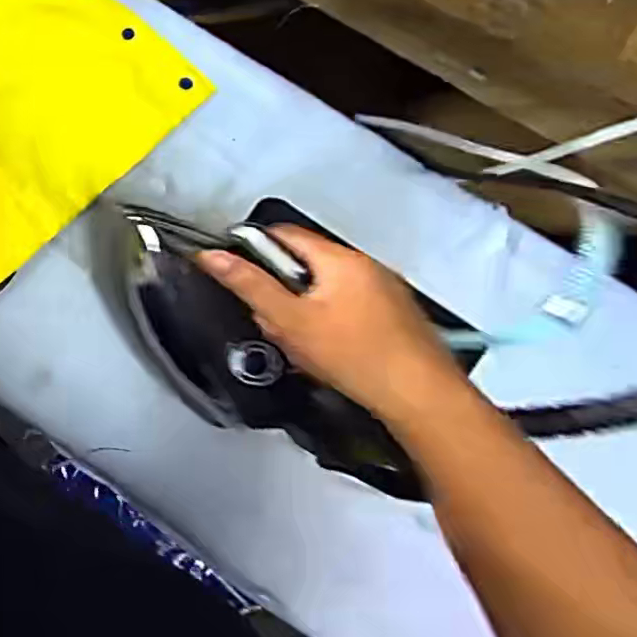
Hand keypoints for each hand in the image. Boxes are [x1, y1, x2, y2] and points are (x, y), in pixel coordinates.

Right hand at [198, 227, 471, 426]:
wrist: (426, 403)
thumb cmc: (355, 356)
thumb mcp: (288, 319)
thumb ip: (247, 283)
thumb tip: (210, 255)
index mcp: (341, 260)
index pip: (281, 233)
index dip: (250, 247)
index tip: (236, 273)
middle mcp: (367, 267)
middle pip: (300, 262)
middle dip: (276, 288)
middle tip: (271, 319)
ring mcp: (386, 292)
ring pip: (320, 287)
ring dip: (299, 307)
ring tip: (296, 339)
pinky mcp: (395, 317)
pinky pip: (344, 304)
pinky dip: (325, 319)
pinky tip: (323, 348)